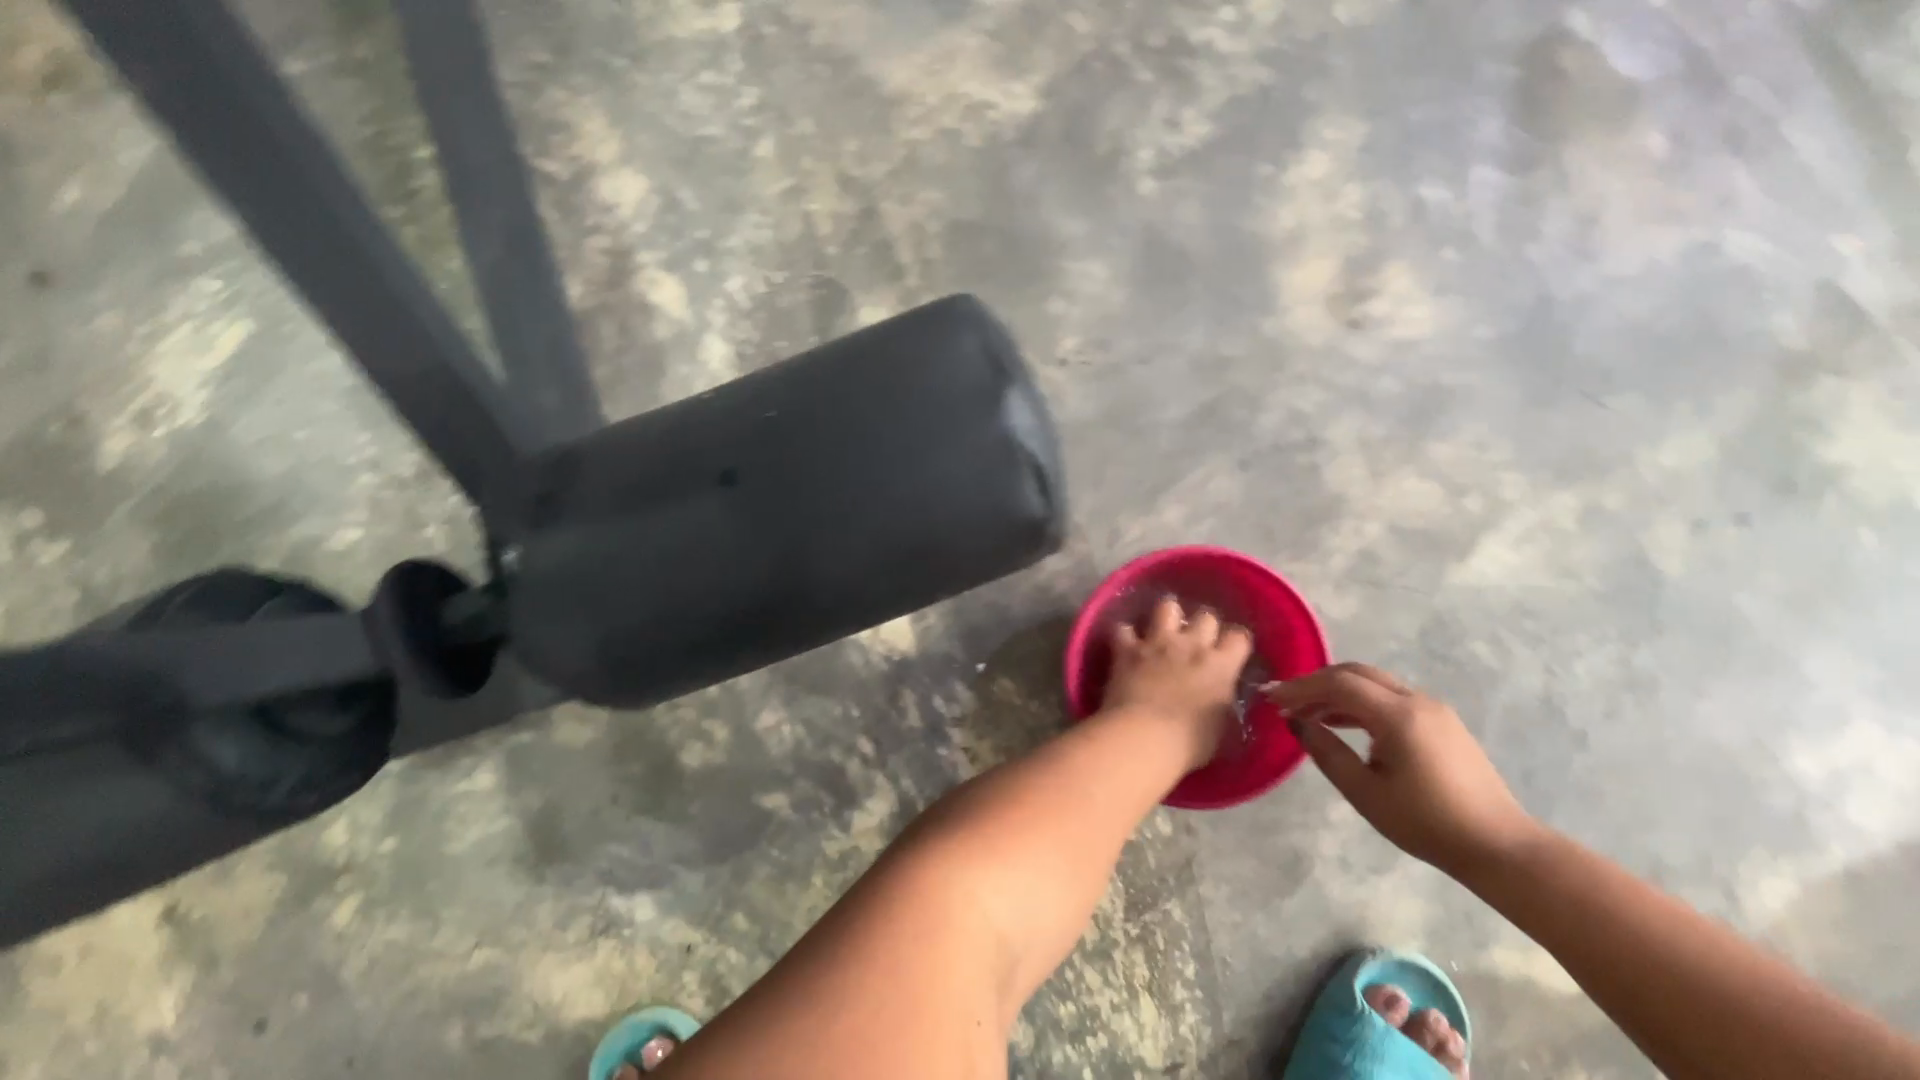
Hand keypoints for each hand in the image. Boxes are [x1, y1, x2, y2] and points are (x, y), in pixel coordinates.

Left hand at [1102, 596, 1252, 765]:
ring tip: (1163, 628)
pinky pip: (1122, 629)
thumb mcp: (1222, 726)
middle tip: (1196, 641)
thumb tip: (1219, 696)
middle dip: (1203, 625)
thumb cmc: (1190, 743)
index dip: (1236, 642)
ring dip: (1166, 616)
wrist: (1144, 738)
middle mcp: (1192, 645)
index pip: (1239, 638)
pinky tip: (1124, 643)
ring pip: (1167, 608)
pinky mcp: (1127, 650)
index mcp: (1222, 665)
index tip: (1232, 651)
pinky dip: (1123, 635)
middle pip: (1205, 616)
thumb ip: (1222, 702)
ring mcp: (1158, 643)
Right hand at [1269, 663, 1538, 875]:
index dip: (1301, 688)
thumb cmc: (1425, 822)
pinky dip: (1362, 704)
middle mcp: (1417, 701)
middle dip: (1317, 683)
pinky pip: (1392, 699)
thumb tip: (1297, 724)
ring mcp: (1434, 709)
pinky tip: (1343, 725)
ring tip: (1307, 715)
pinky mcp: (1442, 723)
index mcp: (1398, 715)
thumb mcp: (1365, 792)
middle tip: (1285, 702)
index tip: (1271, 699)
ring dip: (1339, 693)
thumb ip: (1327, 752)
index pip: (1340, 684)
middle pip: (1358, 674)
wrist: (1496, 845)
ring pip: (1376, 684)